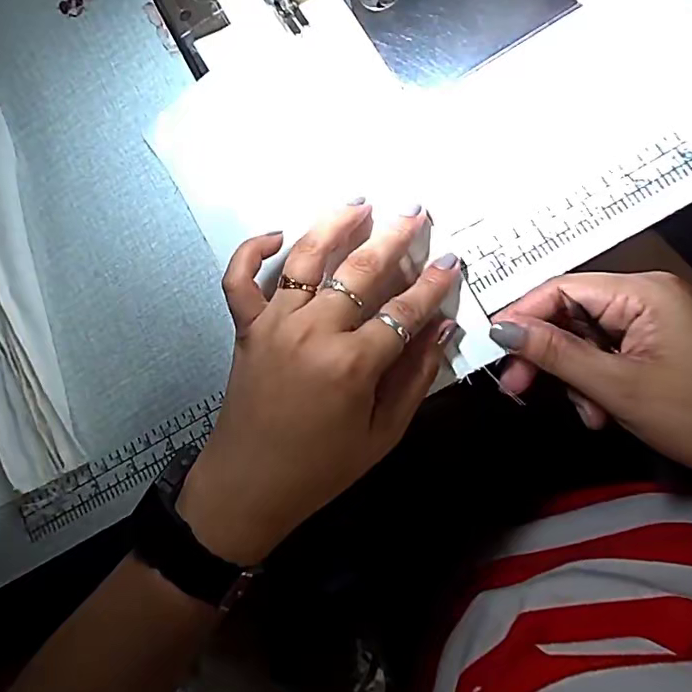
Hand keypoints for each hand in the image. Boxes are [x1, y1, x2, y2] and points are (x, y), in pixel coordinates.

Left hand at [176, 202, 460, 563]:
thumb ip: (416, 376)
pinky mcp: (246, 328)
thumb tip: (443, 328)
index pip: (403, 311)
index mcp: (352, 365)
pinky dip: (254, 250)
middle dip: (393, 238)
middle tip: (414, 211)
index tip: (451, 260)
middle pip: (359, 271)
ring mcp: (274, 325)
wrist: (248, 488)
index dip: (432, 285)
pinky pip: (240, 279)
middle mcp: (313, 333)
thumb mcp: (383, 433)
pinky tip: (280, 234)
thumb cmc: (322, 468)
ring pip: (306, 260)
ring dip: (334, 226)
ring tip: (359, 203)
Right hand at [491, 271, 691, 532]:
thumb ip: (557, 354)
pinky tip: (605, 410)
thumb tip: (504, 331)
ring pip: (593, 336)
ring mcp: (661, 316)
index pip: (563, 288)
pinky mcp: (667, 339)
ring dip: (578, 374)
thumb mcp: (618, 387)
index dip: (523, 317)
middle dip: (551, 353)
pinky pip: (616, 349)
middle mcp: (651, 292)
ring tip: (589, 413)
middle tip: (520, 389)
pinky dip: (602, 379)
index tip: (496, 352)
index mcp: (644, 290)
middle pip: (576, 311)